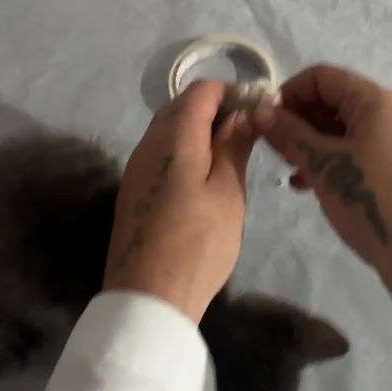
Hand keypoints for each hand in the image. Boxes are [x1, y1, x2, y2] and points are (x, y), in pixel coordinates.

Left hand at [103, 80, 255, 322]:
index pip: (201, 91)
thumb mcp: (228, 192)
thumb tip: (241, 112)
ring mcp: (137, 167)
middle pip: (181, 106)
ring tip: (231, 155)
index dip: (231, 92)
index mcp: (174, 137)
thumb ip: (233, 145)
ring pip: (169, 129)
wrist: (148, 299)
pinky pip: (161, 152)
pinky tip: (204, 175)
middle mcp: (149, 143)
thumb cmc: (198, 243)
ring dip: (199, 130)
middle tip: (247, 133)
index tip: (257, 110)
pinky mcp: (134, 189)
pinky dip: (184, 149)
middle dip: (215, 108)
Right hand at [254, 65, 391, 334]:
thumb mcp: (324, 166)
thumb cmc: (372, 201)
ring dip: (311, 142)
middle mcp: (388, 111)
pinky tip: (308, 184)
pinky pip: (355, 150)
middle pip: (332, 100)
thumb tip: (260, 112)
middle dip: (298, 119)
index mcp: (375, 100)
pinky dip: (330, 159)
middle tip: (272, 148)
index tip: (265, 121)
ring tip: (289, 169)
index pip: (321, 76)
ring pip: (342, 128)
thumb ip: (289, 134)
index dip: (288, 92)